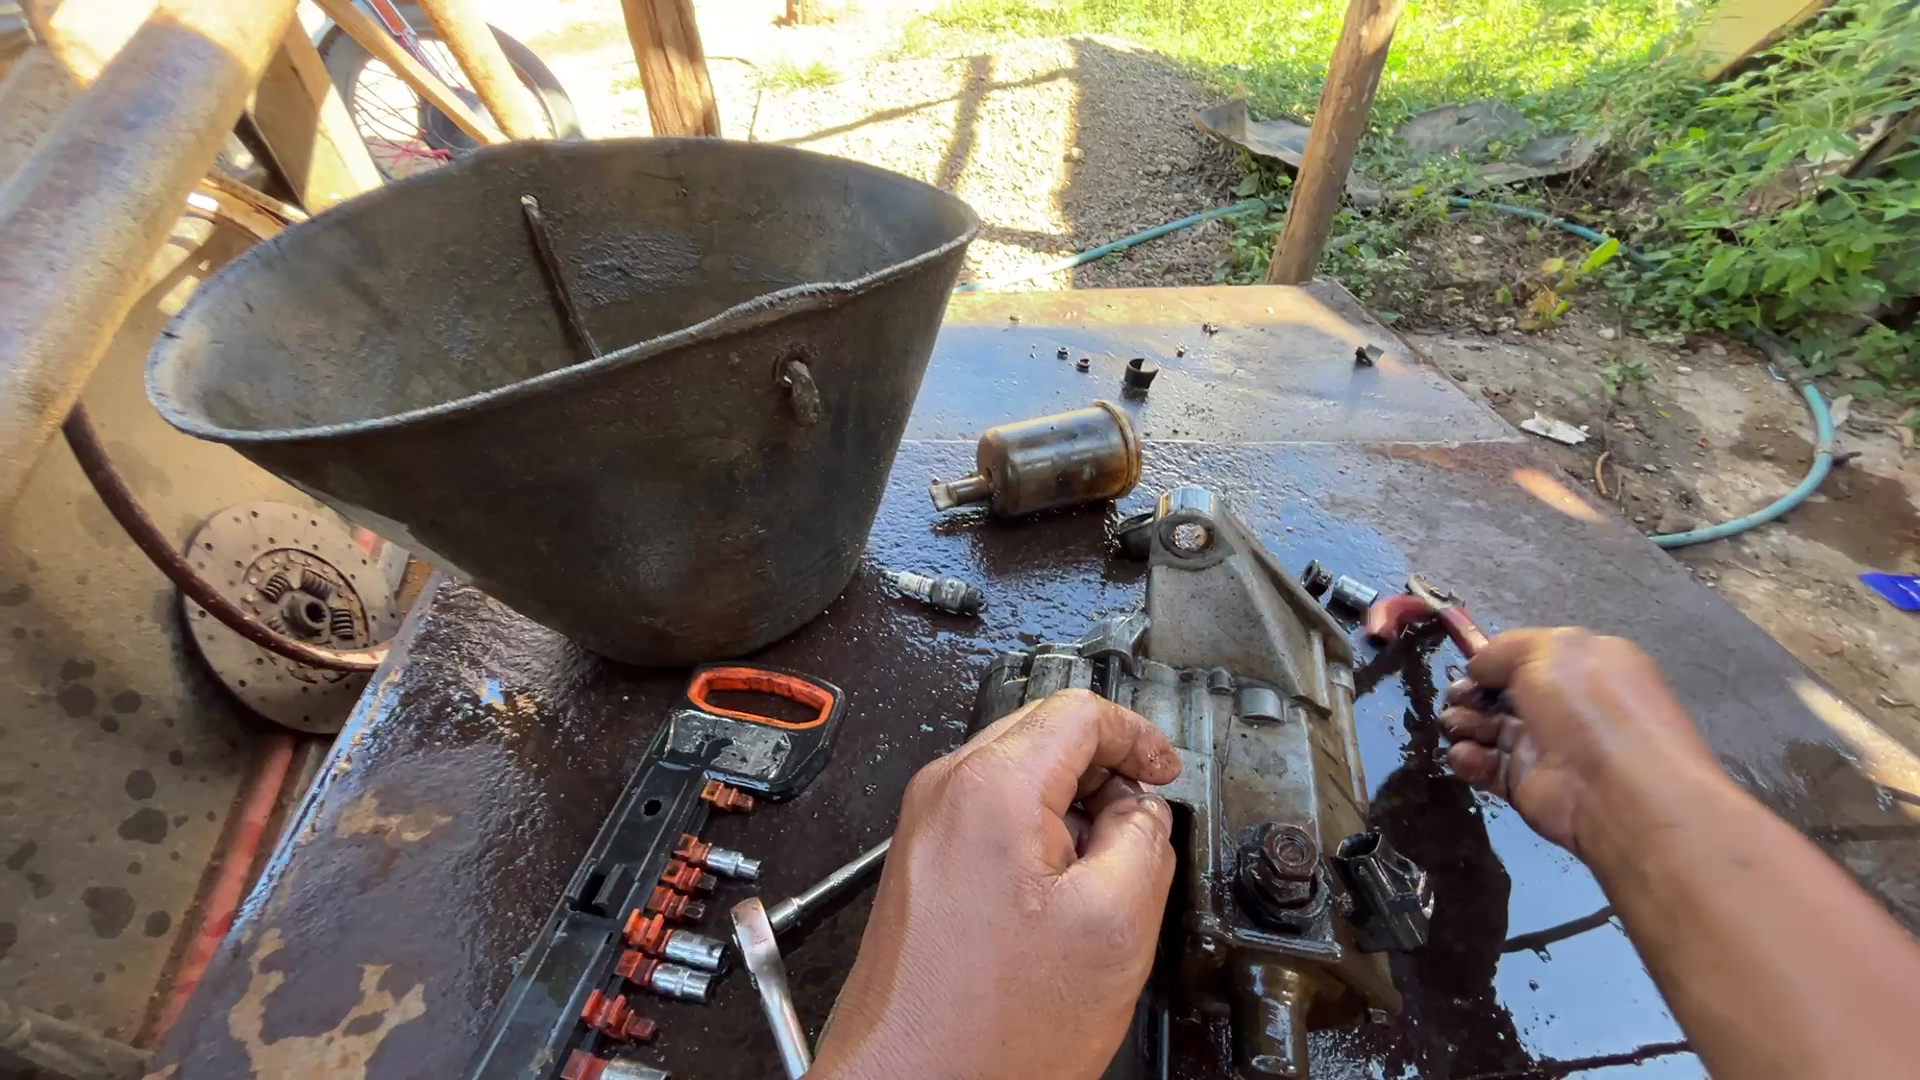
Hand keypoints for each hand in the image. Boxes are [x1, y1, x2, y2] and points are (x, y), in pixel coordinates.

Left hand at [810, 689, 1182, 1079]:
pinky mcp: (926, 850)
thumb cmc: (991, 1027)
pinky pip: (992, 807)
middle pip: (1044, 732)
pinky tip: (1061, 879)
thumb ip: (1143, 842)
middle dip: (1104, 763)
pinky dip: (1037, 822)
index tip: (1163, 768)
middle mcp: (949, 786)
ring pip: (1019, 768)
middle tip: (1143, 811)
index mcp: (992, 786)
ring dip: (1072, 796)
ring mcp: (930, 816)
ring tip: (1104, 858)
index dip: (1135, 733)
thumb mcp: (1112, 925)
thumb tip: (1144, 808)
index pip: (1077, 712)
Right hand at [1439, 627, 1718, 853]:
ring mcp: (1543, 746)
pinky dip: (1467, 758)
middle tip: (1461, 698)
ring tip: (1459, 728)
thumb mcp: (1548, 651)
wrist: (1620, 794)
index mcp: (1582, 670)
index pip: (1525, 658)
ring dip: (1461, 722)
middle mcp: (1564, 706)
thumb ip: (1503, 649)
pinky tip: (1468, 755)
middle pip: (1497, 693)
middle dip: (1468, 692)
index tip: (1472, 667)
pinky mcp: (1524, 782)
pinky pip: (1483, 764)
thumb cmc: (1590, 709)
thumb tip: (1479, 669)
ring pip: (1483, 726)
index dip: (1493, 660)